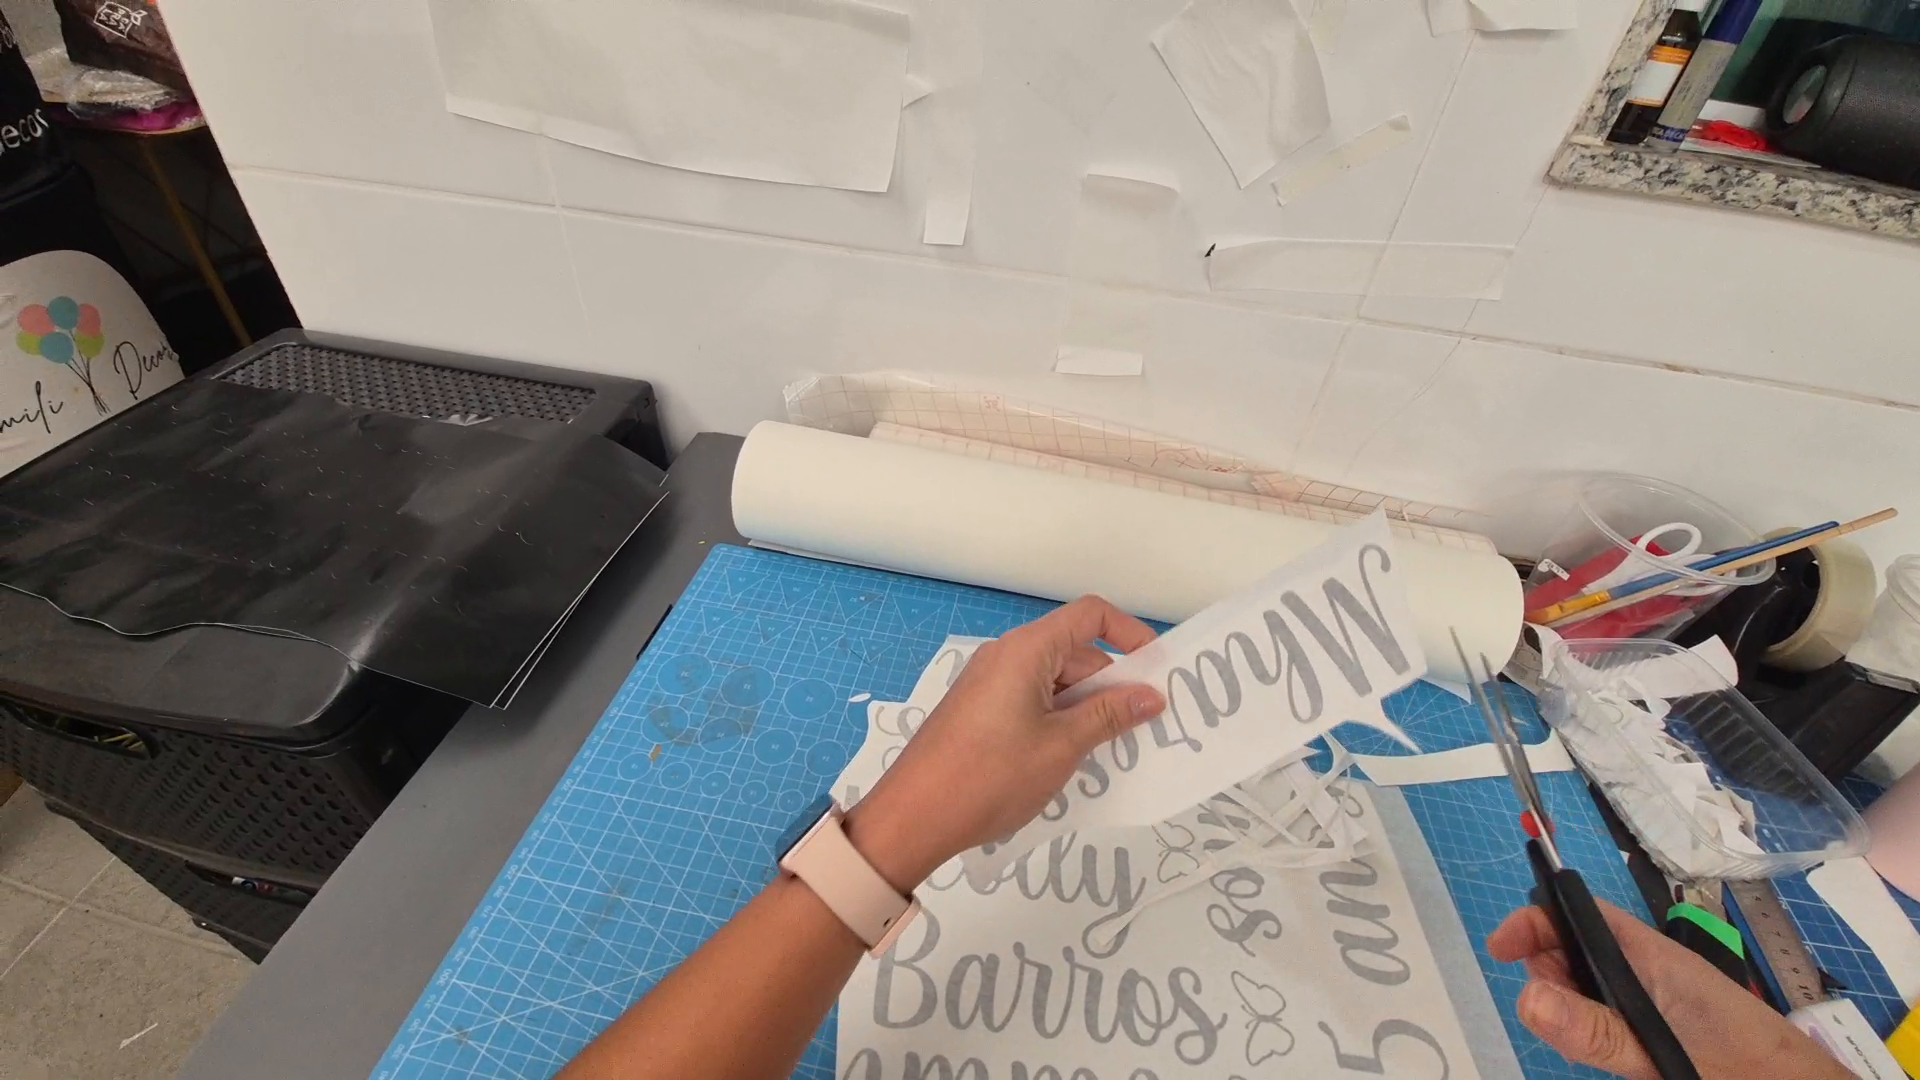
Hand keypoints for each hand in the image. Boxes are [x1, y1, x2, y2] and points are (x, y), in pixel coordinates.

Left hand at [843, 595, 1165, 890]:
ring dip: (1086, 707)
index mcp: (1026, 650)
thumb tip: (1151, 695)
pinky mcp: (980, 708)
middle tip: (1144, 727)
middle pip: (1074, 651)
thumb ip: (1109, 715)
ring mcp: (990, 682)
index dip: (1130, 633)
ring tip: (1113, 750)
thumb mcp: (1061, 746)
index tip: (1157, 670)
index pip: (1089, 615)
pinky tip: (1073, 756)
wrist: (914, 815)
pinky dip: (1059, 719)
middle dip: (1112, 683)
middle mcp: (1007, 655)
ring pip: (1055, 680)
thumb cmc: (991, 775)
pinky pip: (1032, 700)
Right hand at [1489, 899, 1852, 1079]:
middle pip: (1565, 947)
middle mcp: (1640, 963)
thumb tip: (1522, 999)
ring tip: (1595, 1049)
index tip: (1499, 952)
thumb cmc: (1747, 1066)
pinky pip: (1603, 1011)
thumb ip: (1595, 1028)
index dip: (1528, 924)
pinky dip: (1591, 1028)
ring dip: (1570, 1008)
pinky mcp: (1656, 1024)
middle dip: (1546, 975)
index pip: (1566, 910)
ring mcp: (1649, 994)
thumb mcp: (1664, 1050)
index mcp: (1641, 949)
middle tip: (1561, 1019)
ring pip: (1581, 983)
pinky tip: (1610, 1056)